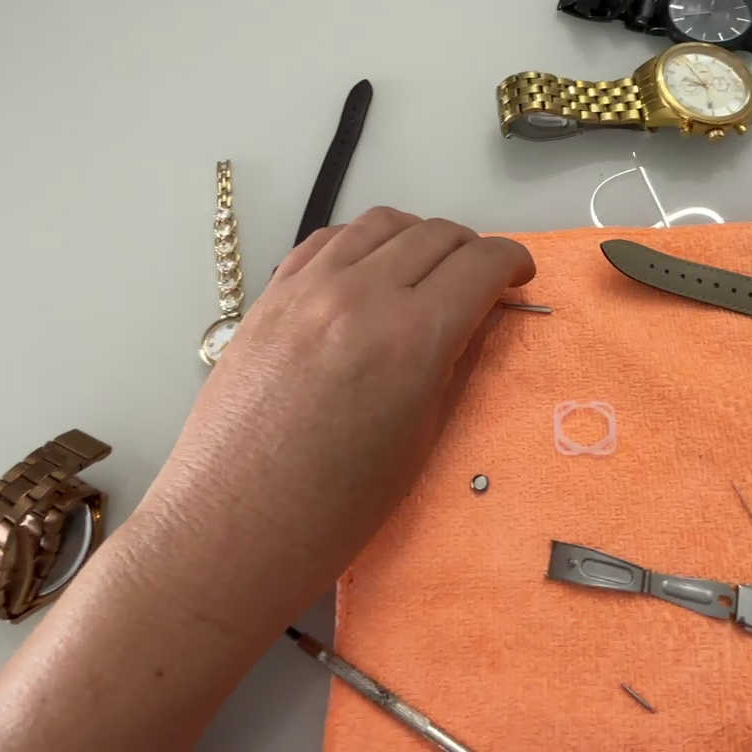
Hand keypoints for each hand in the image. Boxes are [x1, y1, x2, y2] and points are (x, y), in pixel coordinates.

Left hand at [0, 208, 532, 751]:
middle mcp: (361, 294)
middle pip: (437, 234)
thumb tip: (478, 317)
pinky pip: (330, 240)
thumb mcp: (421, 439)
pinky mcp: (270, 294)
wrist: (231, 529)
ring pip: (383, 222)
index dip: (513, 262)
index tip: (520, 277)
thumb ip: (455, 362)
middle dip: (473, 251)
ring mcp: (308, 288)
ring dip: (420, 237)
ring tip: (427, 269)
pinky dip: (364, 243)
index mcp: (410, 339)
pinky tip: (369, 271)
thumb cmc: (338, 510)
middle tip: (480, 281)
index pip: (481, 264)